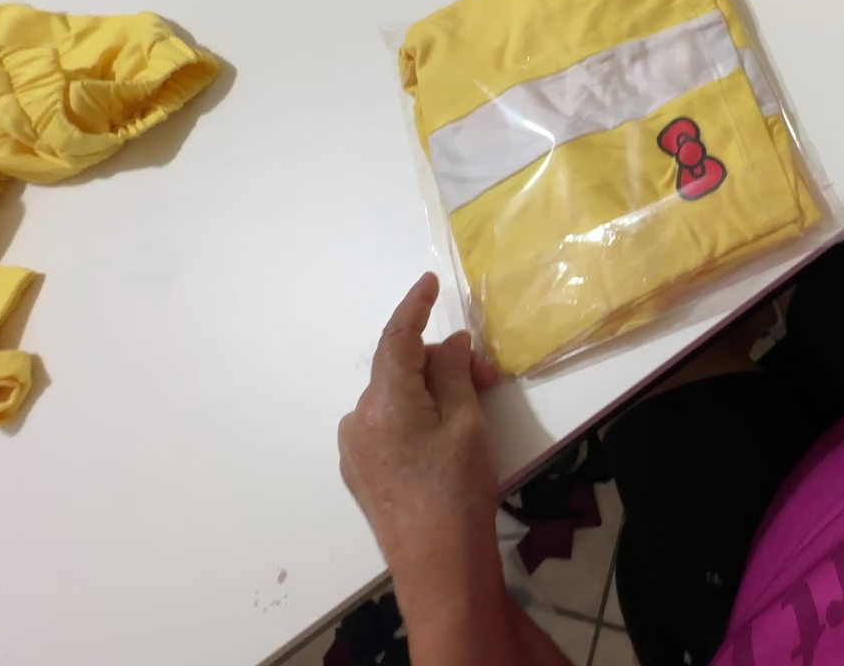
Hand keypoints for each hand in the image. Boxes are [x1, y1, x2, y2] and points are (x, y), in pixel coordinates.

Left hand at [339, 273, 501, 584]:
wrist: (437, 562)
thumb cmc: (458, 486)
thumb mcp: (466, 420)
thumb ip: (452, 372)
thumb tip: (449, 342)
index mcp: (383, 402)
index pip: (397, 338)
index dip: (415, 306)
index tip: (429, 281)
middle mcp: (358, 420)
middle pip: (402, 368)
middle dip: (443, 361)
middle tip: (488, 375)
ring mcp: (355, 448)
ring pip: (398, 395)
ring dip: (434, 387)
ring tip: (474, 404)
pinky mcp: (362, 470)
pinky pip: (390, 420)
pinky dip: (419, 409)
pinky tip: (448, 428)